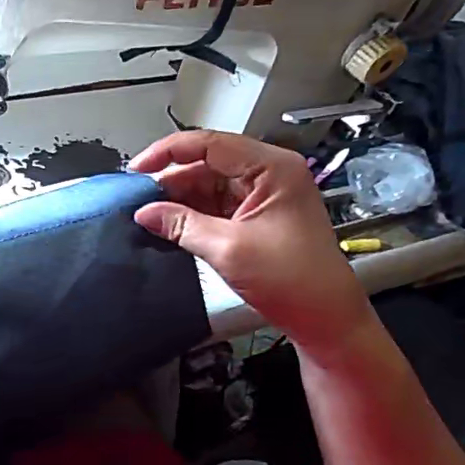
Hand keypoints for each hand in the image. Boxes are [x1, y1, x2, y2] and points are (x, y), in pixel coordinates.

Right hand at [130, 131, 370, 353]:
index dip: (168, 152)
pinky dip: (191, 214)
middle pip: (207, 162)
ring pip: (208, 184)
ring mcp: (262, 195)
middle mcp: (269, 174)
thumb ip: (182, 225)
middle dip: (172, 180)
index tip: (139, 168)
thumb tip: (145, 212)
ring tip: (150, 215)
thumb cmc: (297, 282)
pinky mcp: (255, 216)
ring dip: (179, 198)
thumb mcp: (229, 249)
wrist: (325, 320)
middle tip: (139, 198)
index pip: (210, 143)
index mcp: (273, 168)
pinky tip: (169, 224)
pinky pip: (215, 204)